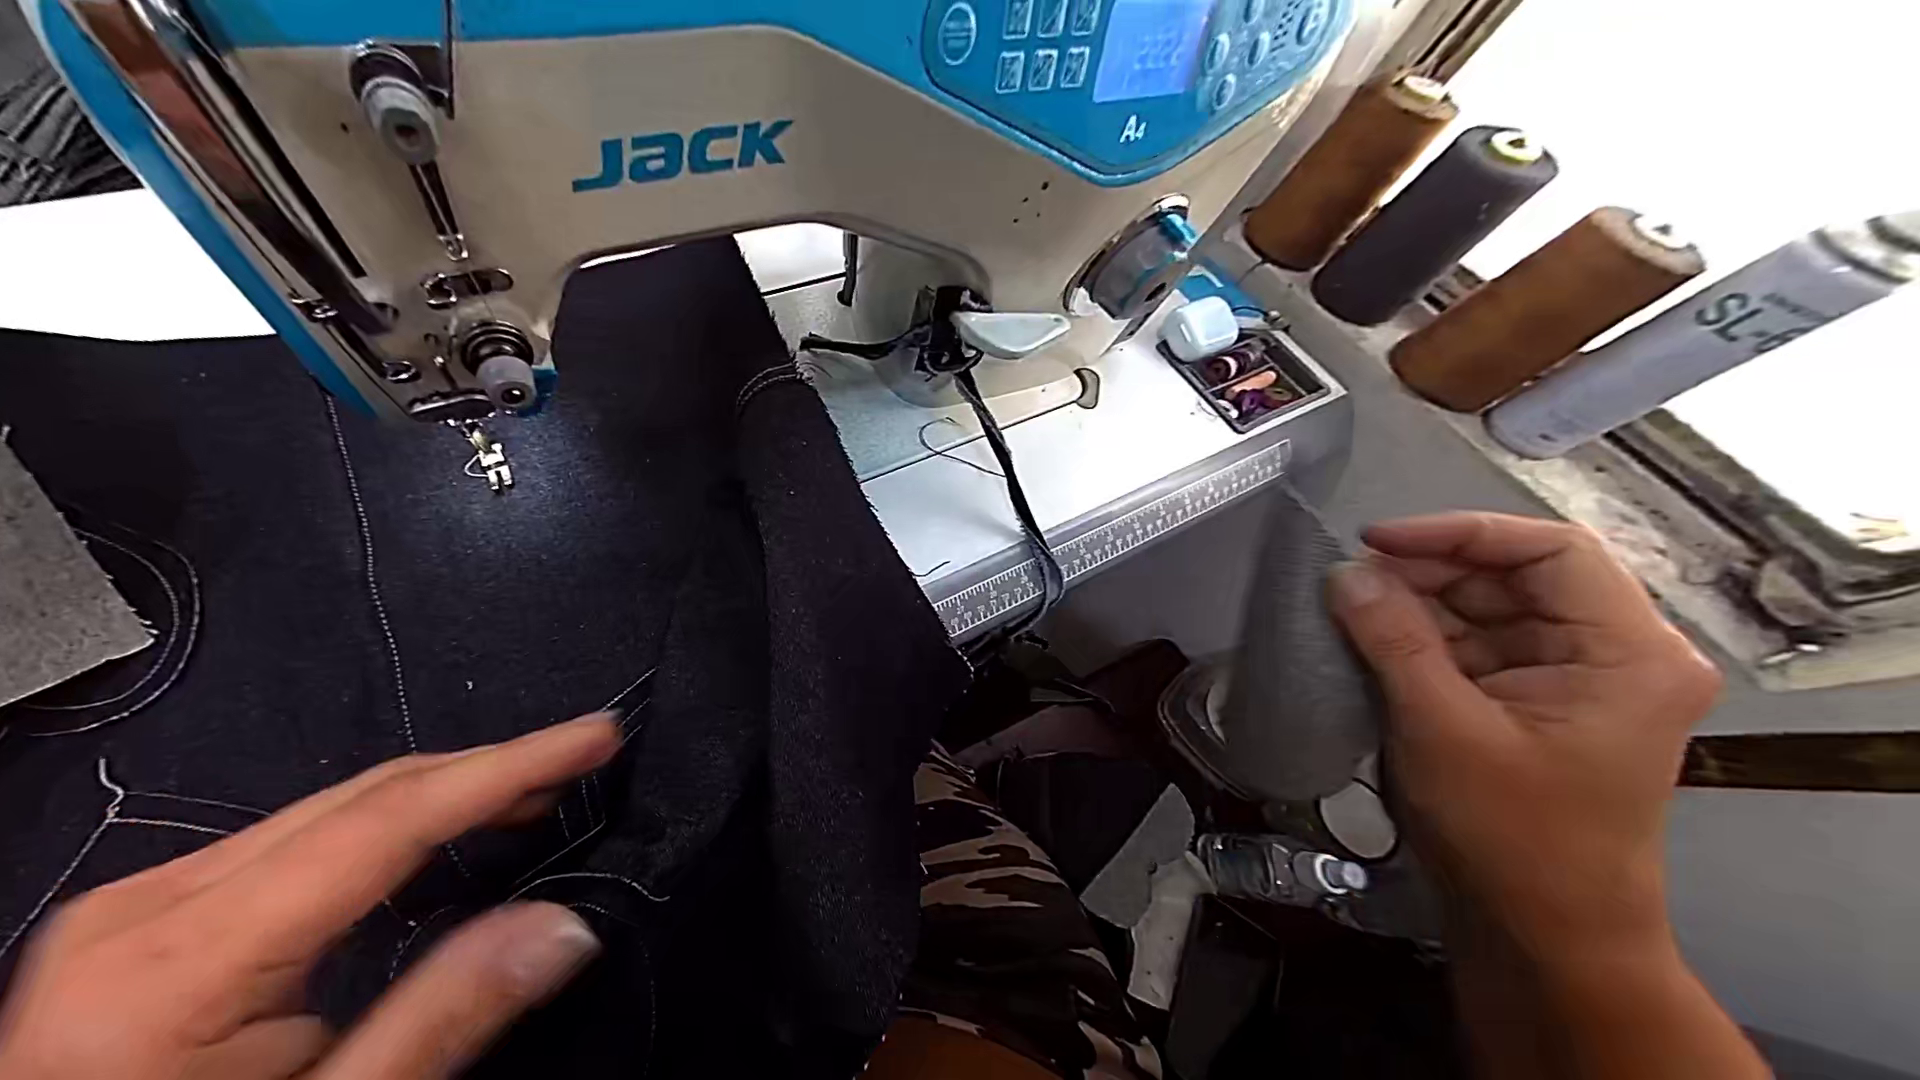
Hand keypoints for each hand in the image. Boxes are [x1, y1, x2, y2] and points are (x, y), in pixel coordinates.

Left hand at [0, 714, 620, 1079]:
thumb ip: (442, 1020)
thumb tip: (568, 924)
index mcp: (181, 962)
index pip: (388, 819)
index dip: (508, 766)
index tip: (597, 733)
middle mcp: (157, 900)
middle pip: (370, 796)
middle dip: (494, 767)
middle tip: (588, 756)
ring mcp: (148, 896)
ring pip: (348, 801)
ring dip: (458, 787)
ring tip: (542, 788)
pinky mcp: (159, 906)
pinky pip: (317, 828)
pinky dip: (408, 816)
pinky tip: (455, 826)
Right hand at [1325, 513, 1720, 953]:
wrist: (1536, 928)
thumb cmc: (1511, 834)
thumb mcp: (1443, 727)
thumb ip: (1392, 640)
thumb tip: (1344, 573)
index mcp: (1625, 653)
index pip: (1551, 550)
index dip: (1461, 532)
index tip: (1379, 540)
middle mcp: (1604, 651)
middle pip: (1509, 575)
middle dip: (1425, 571)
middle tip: (1350, 578)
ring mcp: (1560, 673)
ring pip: (1479, 605)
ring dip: (1411, 602)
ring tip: (1347, 605)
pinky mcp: (1520, 693)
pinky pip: (1463, 641)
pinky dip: (1412, 634)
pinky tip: (1365, 633)